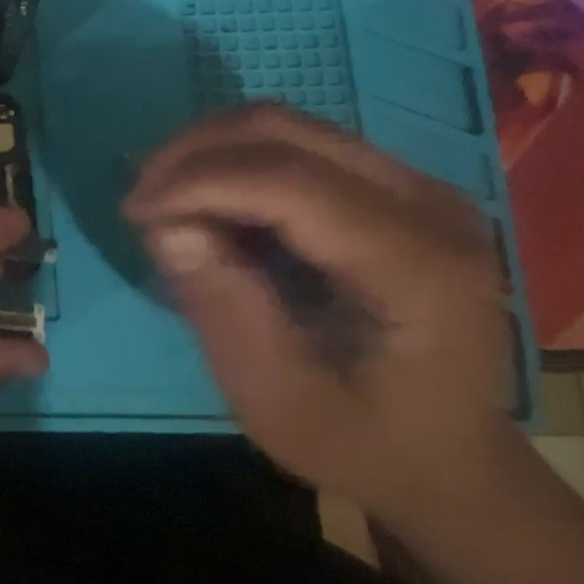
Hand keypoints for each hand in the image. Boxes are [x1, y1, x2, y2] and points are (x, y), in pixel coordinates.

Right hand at [121, 105, 513, 517]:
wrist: (450, 459)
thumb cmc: (365, 443)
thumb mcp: (278, 401)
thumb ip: (223, 308)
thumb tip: (165, 225)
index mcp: (421, 268)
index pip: (291, 182)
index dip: (198, 181)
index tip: (134, 213)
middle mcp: (429, 206)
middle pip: (285, 132)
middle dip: (193, 152)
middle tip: (139, 199)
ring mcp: (415, 187)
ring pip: (284, 124)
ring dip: (208, 150)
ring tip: (162, 197)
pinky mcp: (392, 185)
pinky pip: (294, 143)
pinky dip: (233, 159)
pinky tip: (204, 201)